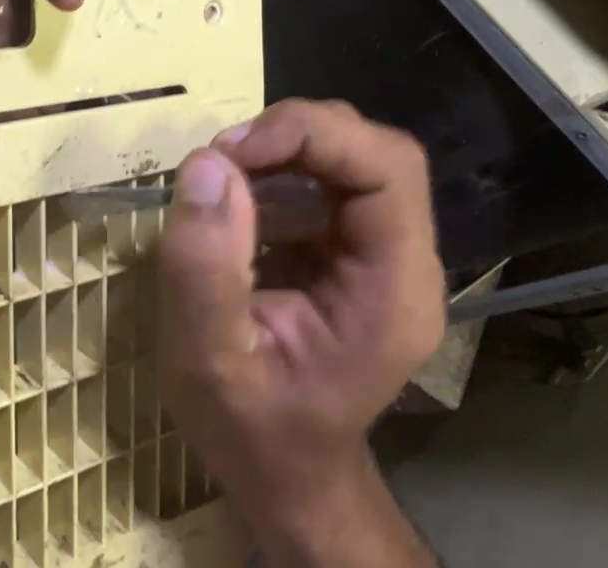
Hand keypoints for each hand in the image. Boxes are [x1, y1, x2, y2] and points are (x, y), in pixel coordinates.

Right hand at [157, 100, 444, 567]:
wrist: (283, 472)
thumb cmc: (250, 432)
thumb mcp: (207, 360)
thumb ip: (205, 267)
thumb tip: (207, 164)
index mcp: (393, 291)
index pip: (386, 168)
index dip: (310, 136)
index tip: (230, 152)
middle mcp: (402, 262)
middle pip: (372, 151)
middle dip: (291, 136)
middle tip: (217, 163)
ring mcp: (377, 254)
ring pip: (345, 157)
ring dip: (276, 151)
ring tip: (216, 184)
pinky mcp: (346, 249)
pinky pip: (319, 181)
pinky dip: (270, 171)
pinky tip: (231, 205)